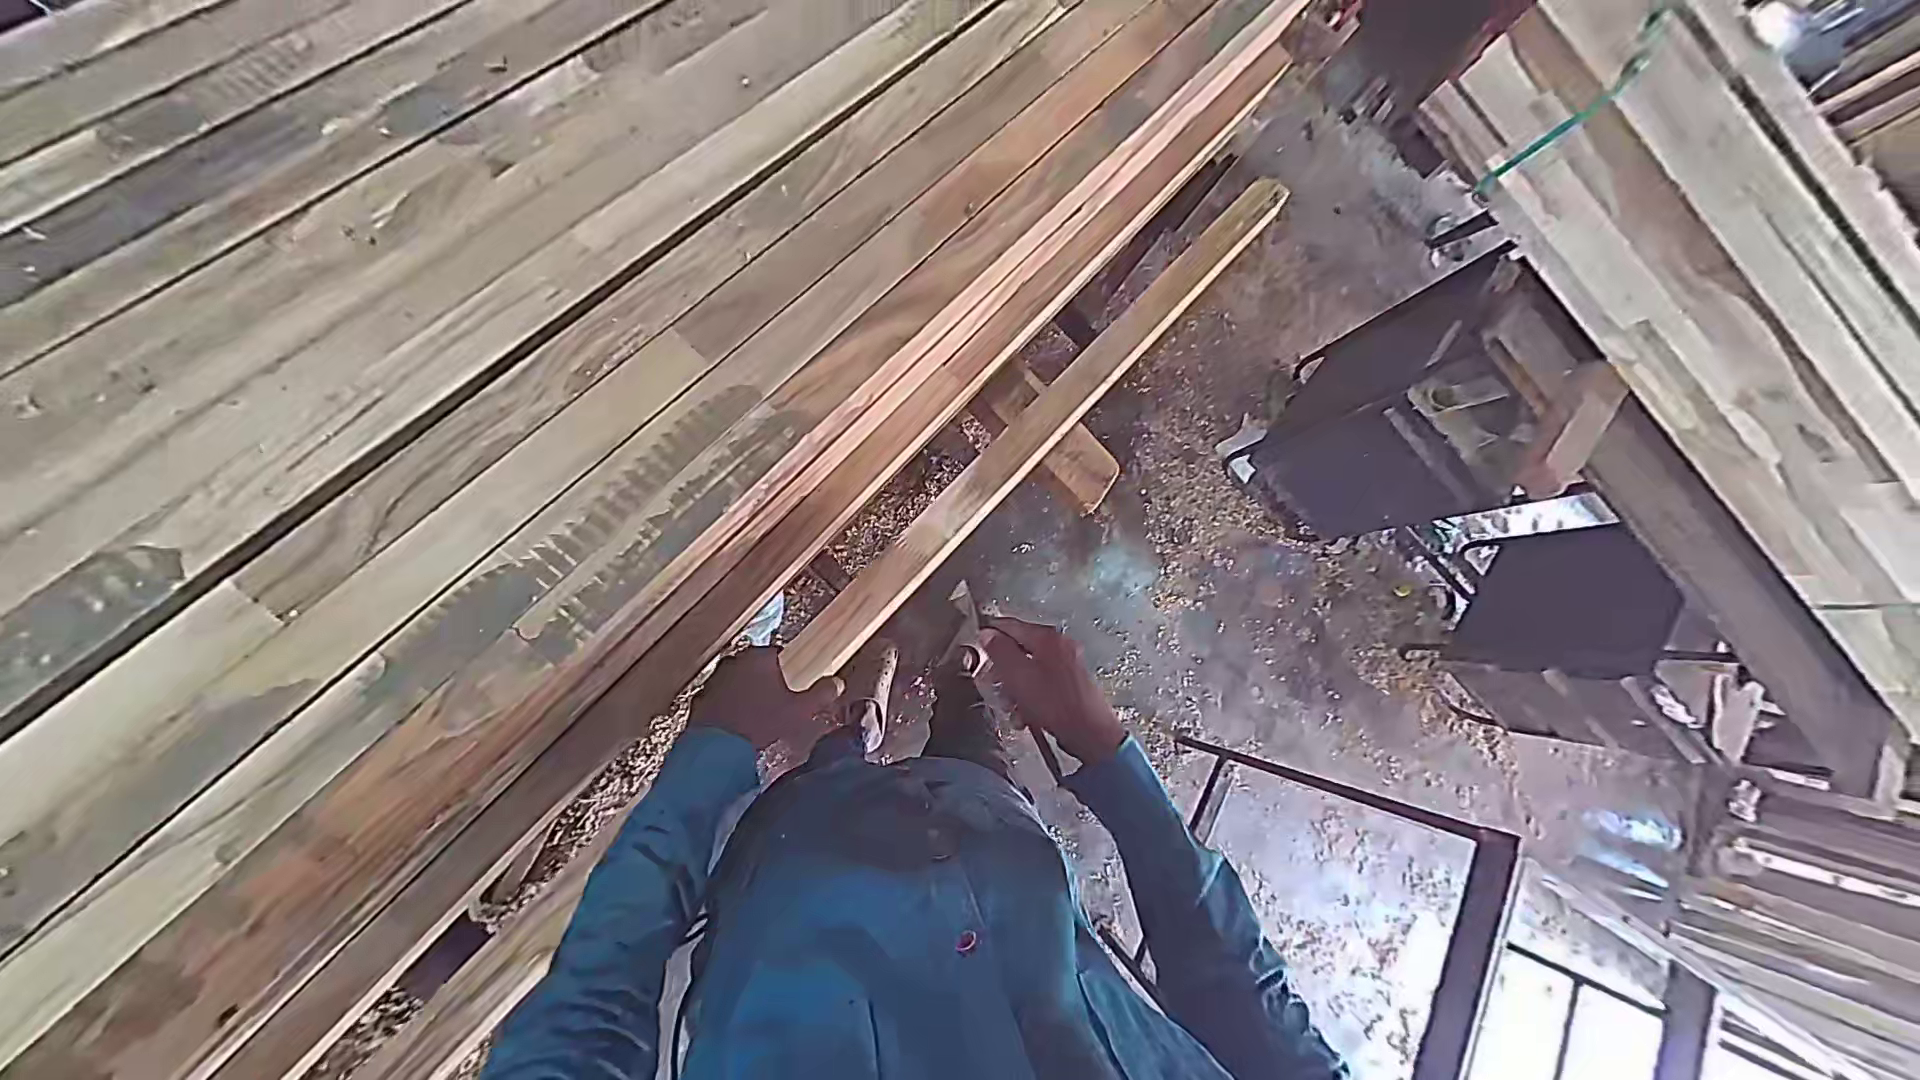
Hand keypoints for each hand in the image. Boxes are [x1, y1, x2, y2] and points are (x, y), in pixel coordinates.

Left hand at [688, 647, 842, 749]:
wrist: (718, 753)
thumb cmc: (762, 724)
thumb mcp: (801, 710)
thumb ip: (821, 693)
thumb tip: (836, 684)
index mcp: (758, 658)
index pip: (777, 652)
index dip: (787, 668)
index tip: (792, 682)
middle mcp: (732, 663)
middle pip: (753, 666)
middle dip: (763, 679)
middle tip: (776, 699)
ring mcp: (712, 683)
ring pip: (733, 683)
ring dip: (743, 694)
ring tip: (756, 715)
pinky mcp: (698, 704)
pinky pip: (717, 702)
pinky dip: (726, 710)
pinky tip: (737, 726)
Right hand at [978, 616, 1125, 764]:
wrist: (1089, 734)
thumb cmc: (1056, 705)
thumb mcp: (1017, 675)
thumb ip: (1000, 651)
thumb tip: (987, 634)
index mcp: (1047, 638)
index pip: (1011, 625)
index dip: (991, 636)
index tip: (979, 646)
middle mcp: (1061, 646)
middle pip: (1021, 648)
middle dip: (1004, 669)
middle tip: (993, 682)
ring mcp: (1069, 665)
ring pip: (1030, 669)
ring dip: (1016, 687)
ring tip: (1012, 705)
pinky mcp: (1073, 685)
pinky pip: (1043, 684)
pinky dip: (1032, 696)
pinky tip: (1027, 714)